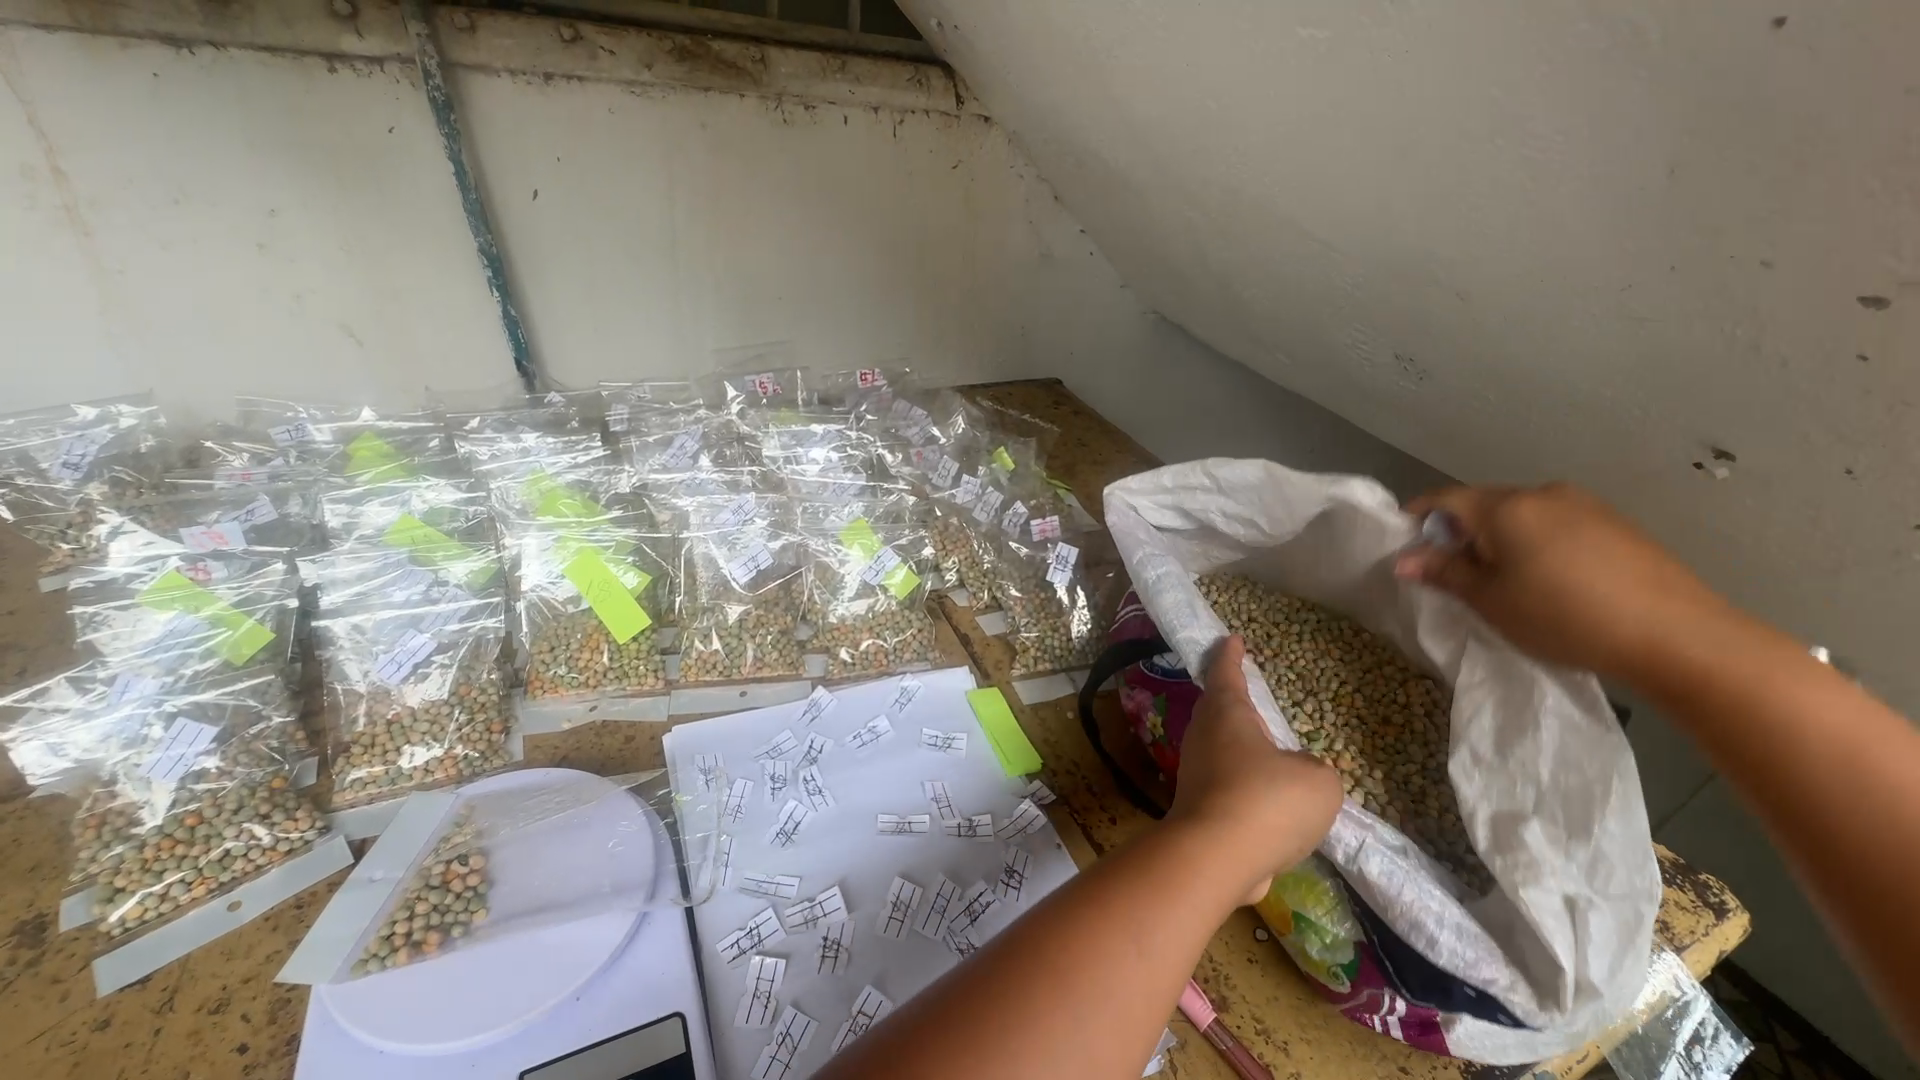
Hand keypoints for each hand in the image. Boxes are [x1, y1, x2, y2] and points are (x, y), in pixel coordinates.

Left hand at [1169, 635, 1343, 905]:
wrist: (1216, 857)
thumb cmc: (1266, 801)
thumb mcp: (1317, 780)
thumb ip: (1314, 770)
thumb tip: (1297, 776)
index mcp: (1227, 713)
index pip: (1226, 672)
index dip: (1230, 655)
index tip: (1232, 640)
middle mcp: (1204, 737)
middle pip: (1216, 710)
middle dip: (1231, 701)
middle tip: (1248, 693)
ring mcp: (1196, 774)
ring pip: (1219, 750)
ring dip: (1239, 748)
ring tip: (1267, 750)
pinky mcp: (1198, 810)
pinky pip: (1224, 786)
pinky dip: (1242, 786)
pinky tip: (1264, 802)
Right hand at [1394, 483, 1727, 679]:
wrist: (1676, 635)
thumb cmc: (1563, 616)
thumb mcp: (1491, 601)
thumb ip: (1445, 573)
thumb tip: (1404, 559)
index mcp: (1506, 506)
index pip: (1444, 499)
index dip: (1417, 519)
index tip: (1405, 548)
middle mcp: (1544, 493)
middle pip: (1484, 504)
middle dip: (1461, 533)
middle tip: (1452, 574)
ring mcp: (1586, 505)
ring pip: (1522, 515)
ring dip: (1501, 540)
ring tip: (1502, 582)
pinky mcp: (1617, 525)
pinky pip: (1556, 525)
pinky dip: (1536, 544)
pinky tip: (1548, 581)